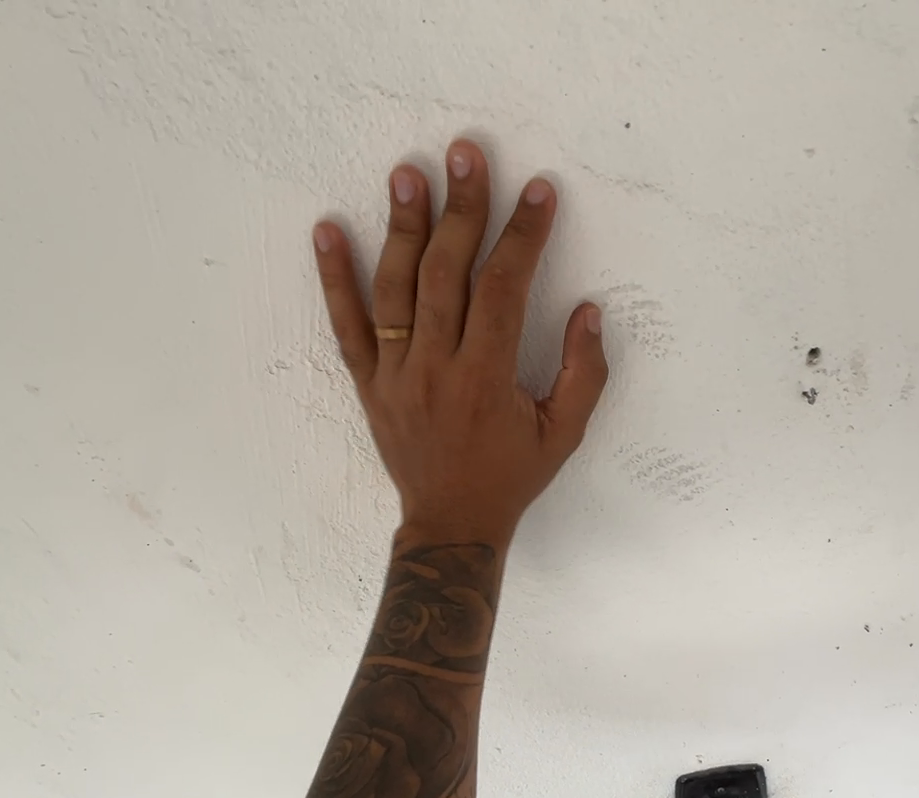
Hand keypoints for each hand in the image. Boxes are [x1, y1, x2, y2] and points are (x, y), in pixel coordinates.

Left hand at [311, 139, 607, 546]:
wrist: (452, 523)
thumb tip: (589, 312)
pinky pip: (346, 324)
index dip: (523, 237)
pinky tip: (328, 230)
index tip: (538, 194)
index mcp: (487, 379)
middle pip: (447, 274)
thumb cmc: (512, 477)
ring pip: (395, 288)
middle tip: (468, 154)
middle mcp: (436, 368)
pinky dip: (334, 277)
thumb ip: (585, 374)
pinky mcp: (368, 382)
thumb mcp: (565, 435)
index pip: (504, 290)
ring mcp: (394, 373)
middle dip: (462, 210)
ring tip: (409, 173)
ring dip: (402, 227)